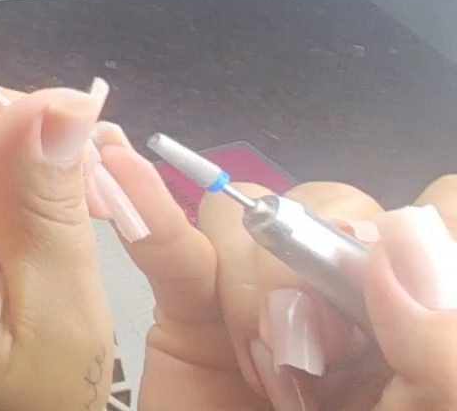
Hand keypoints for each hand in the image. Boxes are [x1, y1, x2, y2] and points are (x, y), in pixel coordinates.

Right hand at [95, 137, 456, 409]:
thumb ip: (452, 358)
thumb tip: (404, 234)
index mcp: (437, 333)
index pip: (440, 217)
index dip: (417, 229)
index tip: (392, 300)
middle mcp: (364, 309)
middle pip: (331, 212)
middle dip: (315, 270)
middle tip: (317, 355)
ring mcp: (269, 305)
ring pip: (244, 217)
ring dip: (246, 279)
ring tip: (260, 364)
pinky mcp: (187, 308)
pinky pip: (162, 240)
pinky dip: (142, 210)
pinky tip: (119, 177)